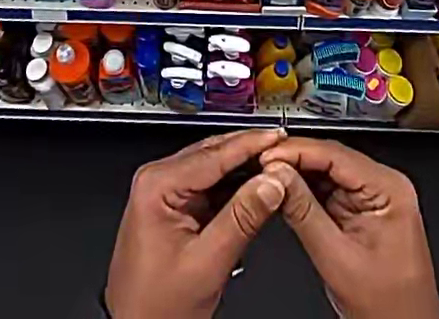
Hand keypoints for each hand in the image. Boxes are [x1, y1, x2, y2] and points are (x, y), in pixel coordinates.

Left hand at [105, 128, 288, 318]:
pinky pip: (211, 187)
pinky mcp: (176, 206)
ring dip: (245, 168)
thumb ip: (242, 219)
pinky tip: (257, 186)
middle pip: (214, 155)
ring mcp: (166, 192)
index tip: (278, 137)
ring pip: (215, 169)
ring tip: (276, 166)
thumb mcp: (206, 264)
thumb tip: (271, 183)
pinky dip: (235, 186)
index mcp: (157, 184)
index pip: (214, 154)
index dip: (251, 144)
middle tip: (284, 148)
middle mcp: (158, 179)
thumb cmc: (155, 307)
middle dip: (250, 152)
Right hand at [259, 138, 438, 318]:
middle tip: (261, 165)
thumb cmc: (389, 306)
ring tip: (267, 176)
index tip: (268, 156)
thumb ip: (303, 213)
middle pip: (330, 158)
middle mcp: (383, 184)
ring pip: (326, 172)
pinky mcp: (360, 208)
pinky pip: (327, 189)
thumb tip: (277, 177)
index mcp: (388, 188)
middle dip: (294, 160)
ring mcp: (372, 196)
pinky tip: (283, 191)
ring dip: (296, 174)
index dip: (297, 151)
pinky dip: (304, 190)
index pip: (335, 154)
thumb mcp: (338, 259)